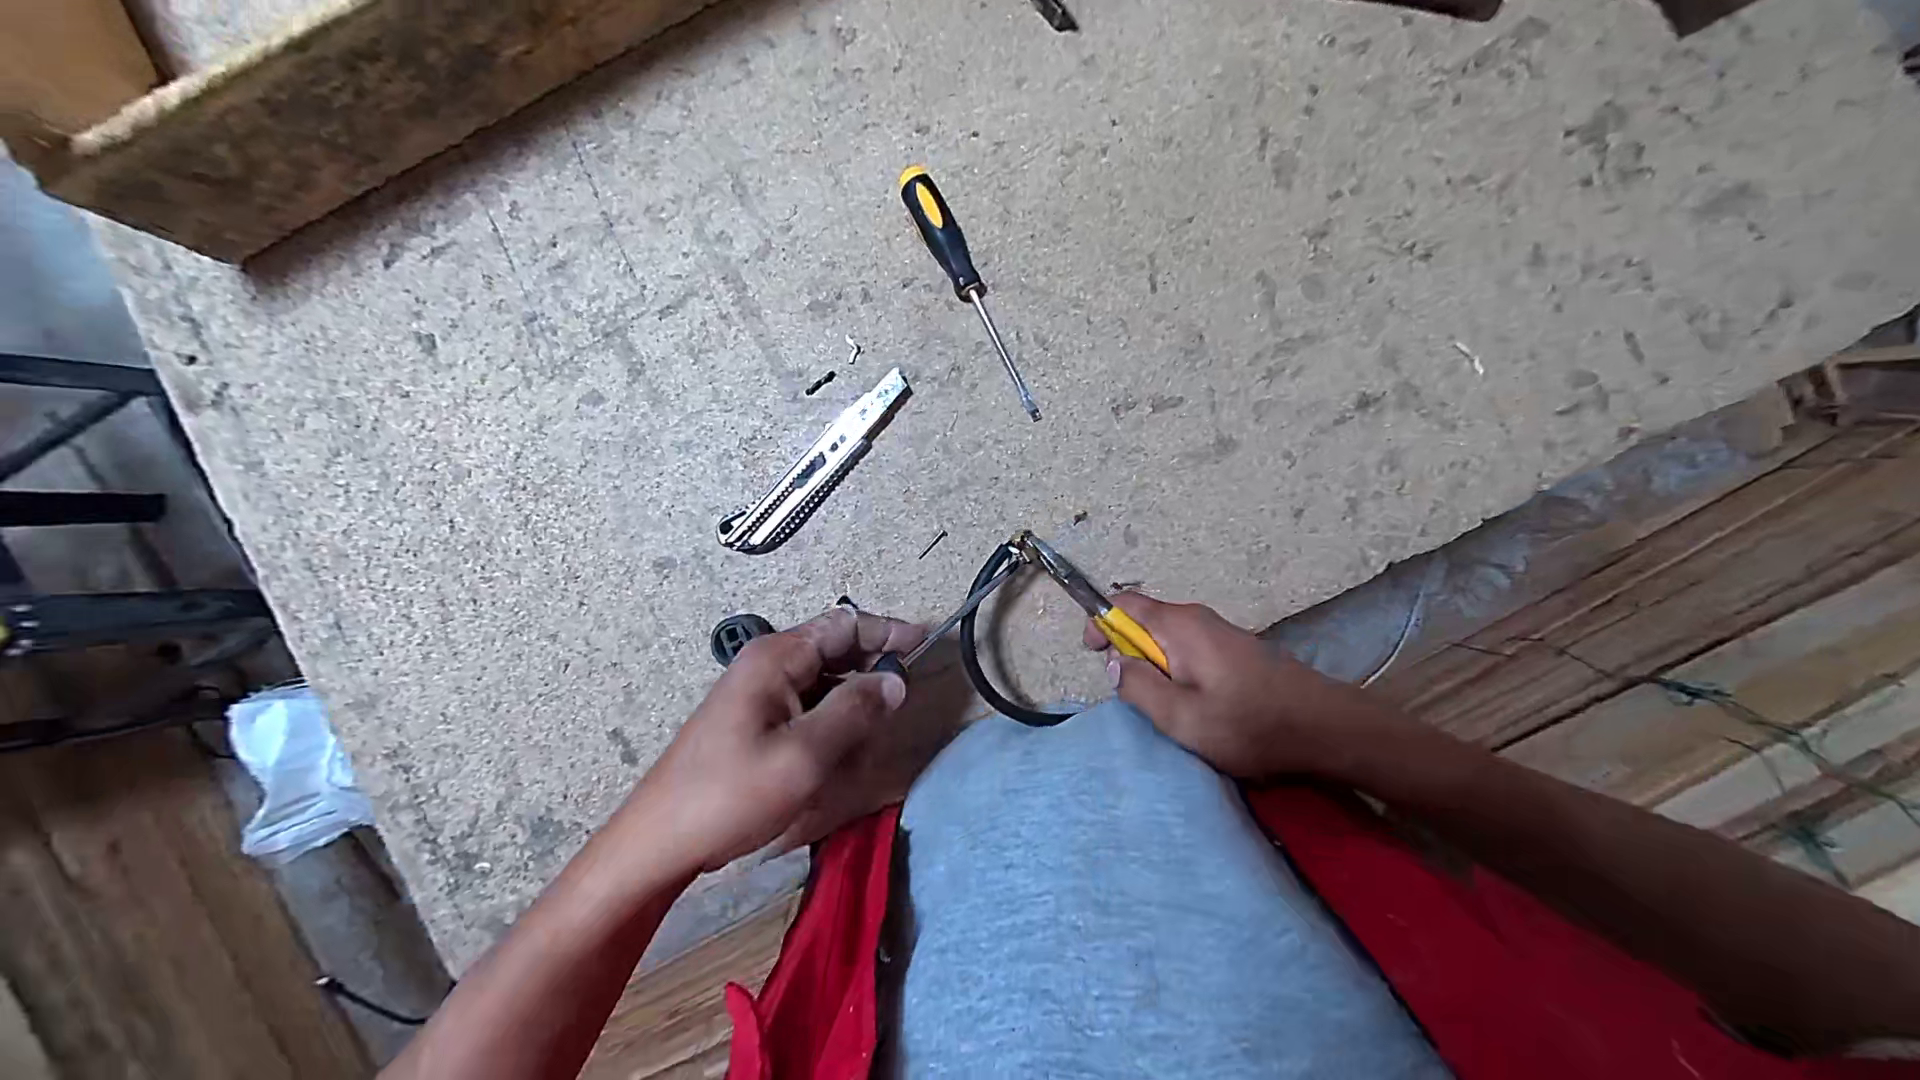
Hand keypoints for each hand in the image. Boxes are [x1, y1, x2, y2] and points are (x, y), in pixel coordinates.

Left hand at [627, 607, 922, 873]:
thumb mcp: (805, 754)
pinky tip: (828, 767)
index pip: (846, 624)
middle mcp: (770, 664)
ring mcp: (762, 693)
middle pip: (838, 654)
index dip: (888, 631)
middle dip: (868, 683)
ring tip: (850, 757)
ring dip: (849, 716)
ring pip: (827, 687)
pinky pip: (809, 712)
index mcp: (778, 657)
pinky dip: (828, 732)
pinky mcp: (758, 721)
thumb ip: (856, 711)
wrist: (661, 842)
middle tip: (886, 719)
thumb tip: (896, 679)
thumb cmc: (731, 794)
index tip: (925, 642)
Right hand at [1084, 593, 1408, 779]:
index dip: (1100, 623)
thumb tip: (1114, 663)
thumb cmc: (1250, 724)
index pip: (1123, 603)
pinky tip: (1200, 707)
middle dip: (1130, 654)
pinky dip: (1179, 672)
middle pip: (1144, 621)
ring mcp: (1221, 632)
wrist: (1328, 729)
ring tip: (1172, 709)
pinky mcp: (1237, 650)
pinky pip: (1190, 650)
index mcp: (1179, 627)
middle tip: (1139, 697)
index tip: (1095, 655)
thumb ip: (1138, 687)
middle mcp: (1198, 619)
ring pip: (1168, 640)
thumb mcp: (1181, 718)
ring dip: (1156, 668)